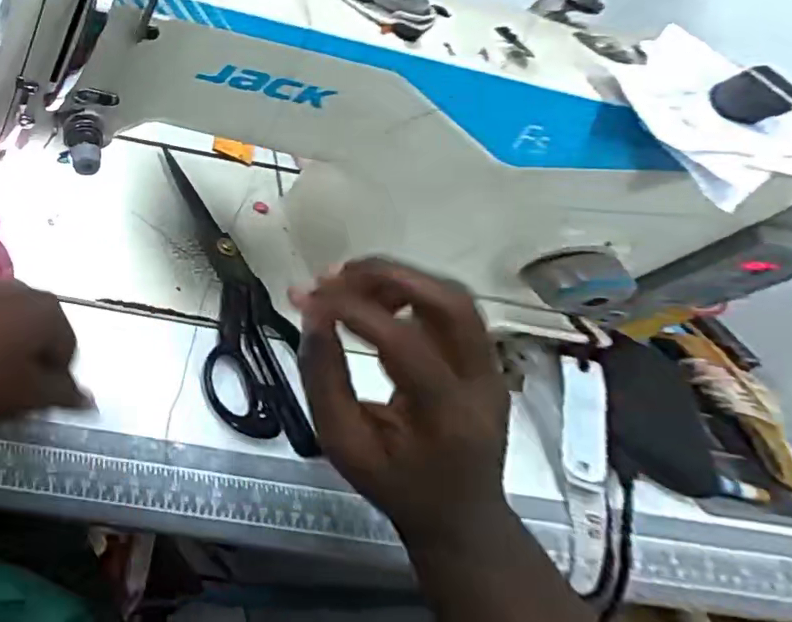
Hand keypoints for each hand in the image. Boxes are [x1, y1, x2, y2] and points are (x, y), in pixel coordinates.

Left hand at [0, 280, 91, 427]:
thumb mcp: (28, 395)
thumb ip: (62, 392)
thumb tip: (89, 398)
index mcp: (43, 307)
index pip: (68, 342)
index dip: (59, 373)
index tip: (41, 398)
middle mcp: (15, 286)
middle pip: (37, 323)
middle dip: (34, 352)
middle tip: (18, 387)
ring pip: (6, 316)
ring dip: (6, 342)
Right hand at [288, 258, 510, 544]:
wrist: (460, 517)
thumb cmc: (395, 482)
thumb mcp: (342, 442)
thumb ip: (323, 378)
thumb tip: (311, 315)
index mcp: (448, 416)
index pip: (404, 342)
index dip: (349, 310)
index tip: (303, 299)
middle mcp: (481, 385)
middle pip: (449, 304)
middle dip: (384, 276)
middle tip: (330, 277)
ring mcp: (488, 370)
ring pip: (451, 296)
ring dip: (394, 277)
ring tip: (344, 282)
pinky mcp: (481, 360)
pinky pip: (447, 307)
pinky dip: (404, 288)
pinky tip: (368, 297)